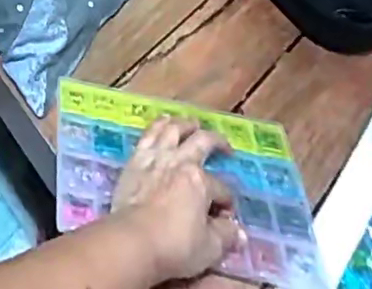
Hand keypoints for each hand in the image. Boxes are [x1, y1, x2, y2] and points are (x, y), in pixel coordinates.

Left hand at [105, 116, 244, 284]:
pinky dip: (159, 124)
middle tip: (225, 144)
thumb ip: (226, 236)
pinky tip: (163, 122)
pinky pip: (149, 133)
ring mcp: (156, 156)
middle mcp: (179, 160)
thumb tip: (238, 231)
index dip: (227, 202)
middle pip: (201, 143)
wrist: (133, 237)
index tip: (226, 216)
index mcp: (200, 181)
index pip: (221, 189)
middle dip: (217, 142)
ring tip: (192, 122)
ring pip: (173, 129)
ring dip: (185, 123)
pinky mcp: (136, 157)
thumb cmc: (175, 244)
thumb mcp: (210, 248)